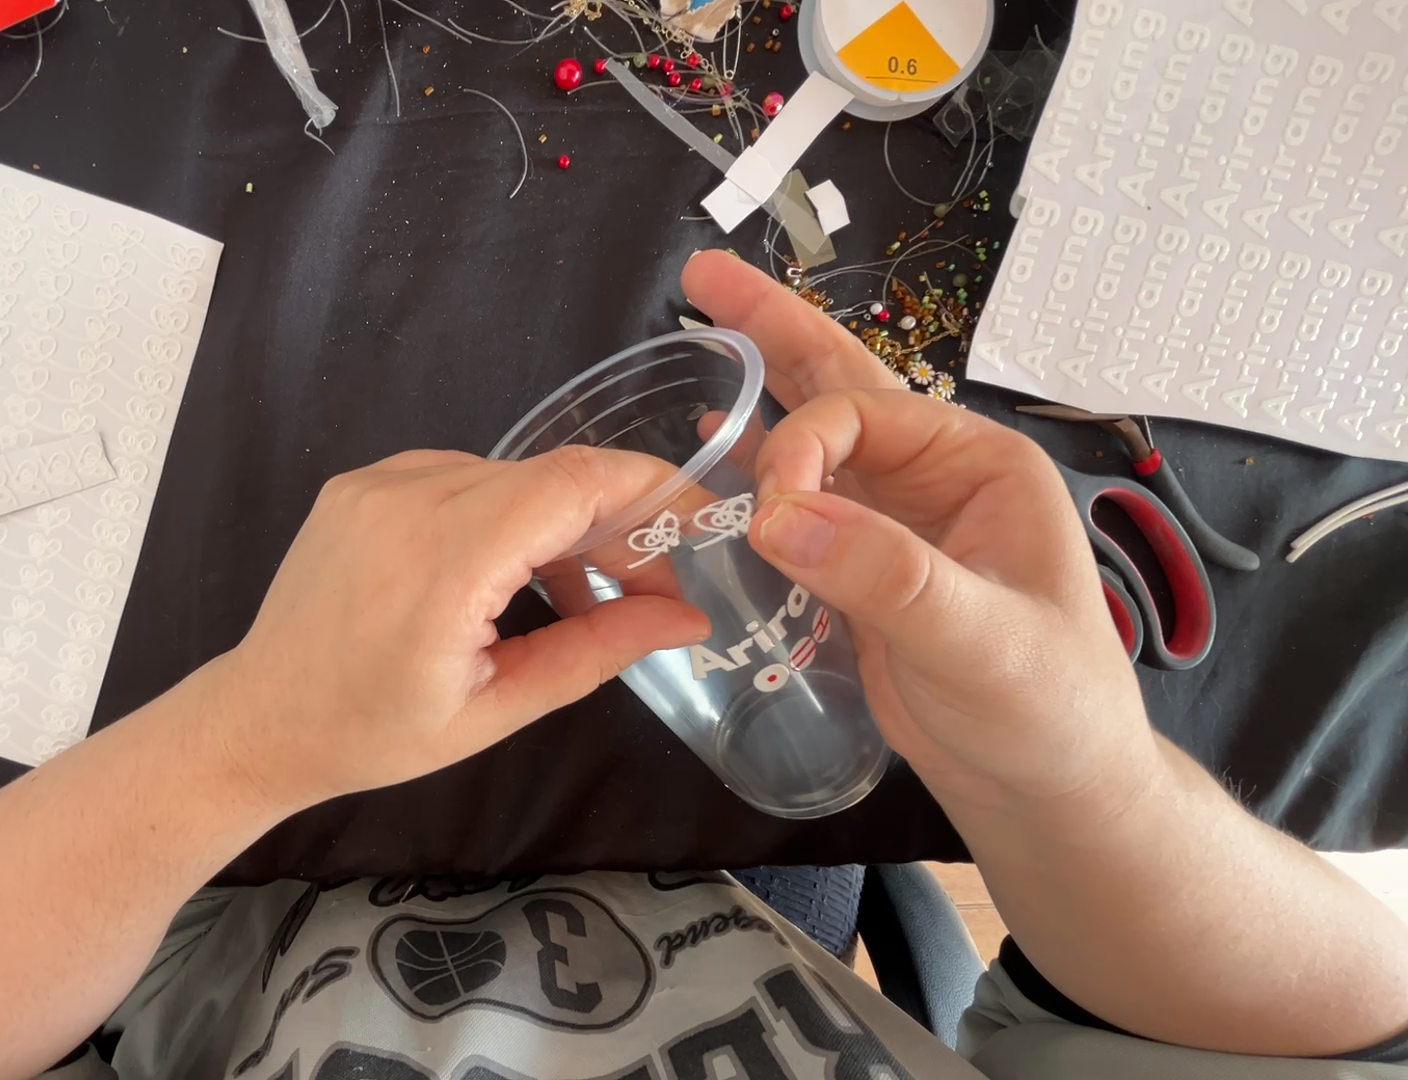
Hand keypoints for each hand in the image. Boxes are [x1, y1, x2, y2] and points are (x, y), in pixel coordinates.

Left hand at [210, 448, 710, 810]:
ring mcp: (377, 481)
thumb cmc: (376, 733)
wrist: (262, 717)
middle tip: (646, 582)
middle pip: (549, 474)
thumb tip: (686, 616)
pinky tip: (502, 569)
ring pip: (509, 474)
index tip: (699, 523)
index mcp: (444, 563)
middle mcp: (407, 498)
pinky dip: (503, 512)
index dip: (651, 489)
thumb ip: (595, 650)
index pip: (573, 482)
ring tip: (572, 590)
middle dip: (616, 519)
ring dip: (558, 521)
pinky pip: (461, 477)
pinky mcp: (361, 481)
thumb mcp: (497, 707)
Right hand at [682, 251, 1157, 809]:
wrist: (1032, 776)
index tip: (763, 515)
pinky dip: (748, 461)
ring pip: (808, 428)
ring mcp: (882, 510)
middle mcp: (925, 470)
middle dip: (772, 325)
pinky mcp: (848, 552)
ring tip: (701, 333)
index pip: (862, 414)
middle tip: (704, 279)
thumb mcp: (979, 641)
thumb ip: (884, 573)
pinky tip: (710, 444)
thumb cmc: (1038, 706)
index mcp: (973, 463)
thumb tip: (772, 513)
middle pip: (840, 379)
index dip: (798, 446)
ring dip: (755, 381)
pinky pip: (790, 492)